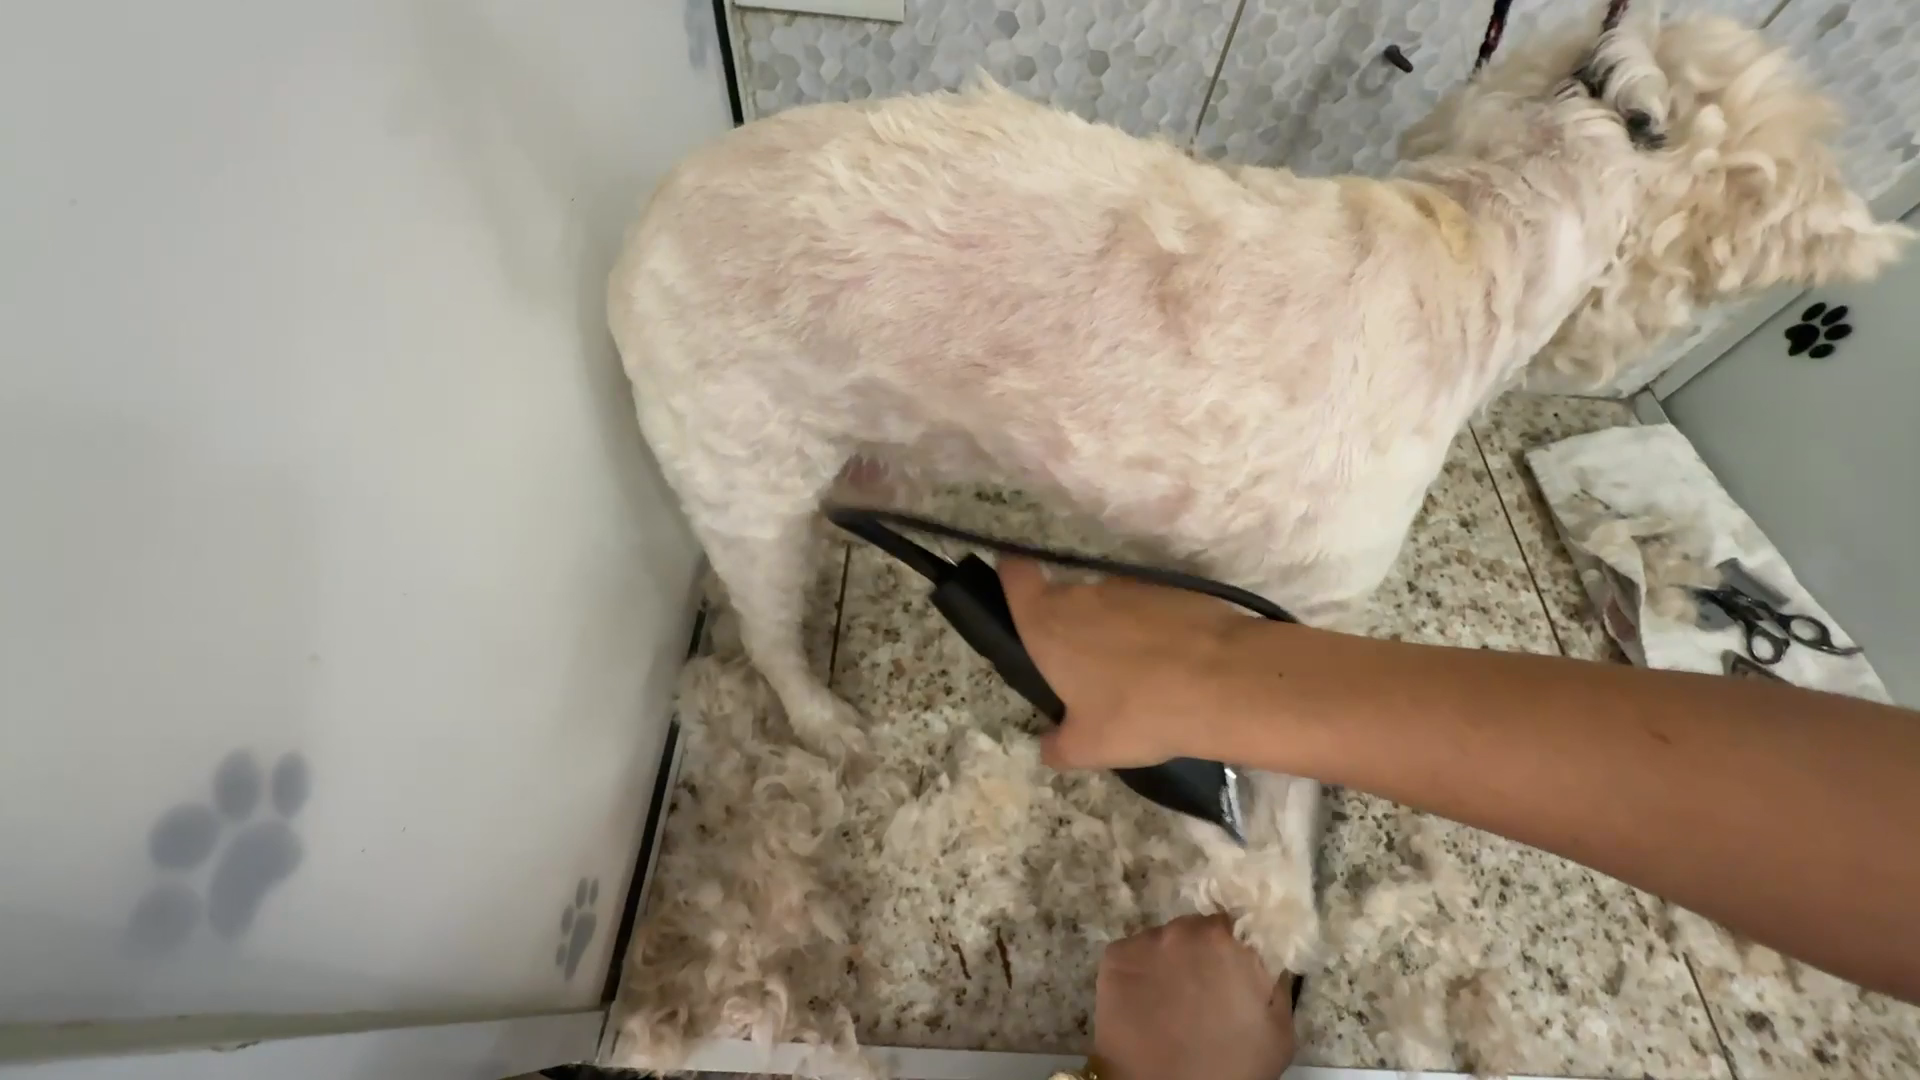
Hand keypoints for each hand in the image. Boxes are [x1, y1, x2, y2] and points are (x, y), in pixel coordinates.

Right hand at [997, 558, 1284, 769]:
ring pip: (1107, 604)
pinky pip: (1148, 609)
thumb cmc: (1136, 713)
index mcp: (1047, 622)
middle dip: (1069, 627)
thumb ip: (1058, 746)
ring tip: (1136, 676)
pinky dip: (1151, 631)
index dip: (1012, 580)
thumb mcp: (1088, 747)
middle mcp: (1082, 593)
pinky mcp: (1172, 590)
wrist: (1224, 683)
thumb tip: (1048, 748)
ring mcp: (1130, 587)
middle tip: (1085, 672)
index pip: (1015, 574)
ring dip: (1113, 630)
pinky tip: (1172, 667)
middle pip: (1062, 597)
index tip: (1019, 602)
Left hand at [1092, 914, 1296, 1079]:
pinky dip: (1141, 972)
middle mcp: (1185, 928)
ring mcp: (1146, 939)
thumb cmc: (1229, 1069)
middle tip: (1204, 992)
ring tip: (1172, 1002)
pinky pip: (1134, 954)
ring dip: (1171, 961)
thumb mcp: (1278, 1034)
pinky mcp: (1115, 954)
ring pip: (1164, 941)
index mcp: (1228, 940)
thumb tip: (1266, 956)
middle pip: (1198, 930)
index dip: (1236, 946)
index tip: (1234, 968)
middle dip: (1203, 953)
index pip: (1237, 924)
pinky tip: (1145, 1003)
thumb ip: (1275, 983)